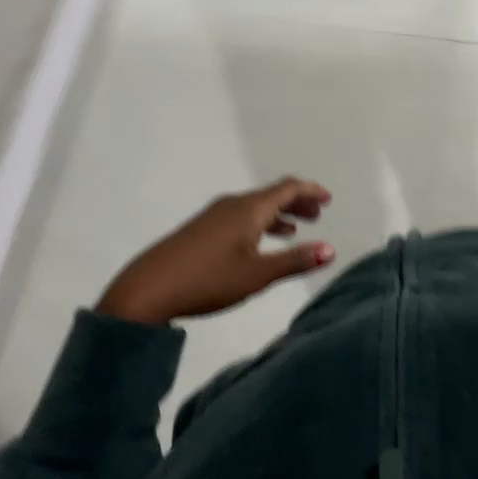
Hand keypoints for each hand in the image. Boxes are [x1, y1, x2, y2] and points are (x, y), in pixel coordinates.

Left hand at [95, 177, 336, 324]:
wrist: (146, 291)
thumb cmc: (207, 280)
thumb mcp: (256, 275)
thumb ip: (294, 261)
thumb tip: (331, 249)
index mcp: (249, 209)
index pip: (287, 187)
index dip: (310, 190)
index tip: (328, 199)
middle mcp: (233, 204)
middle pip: (272, 194)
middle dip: (297, 202)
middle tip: (318, 215)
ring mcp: (213, 216)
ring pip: (254, 207)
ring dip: (278, 214)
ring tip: (294, 231)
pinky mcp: (199, 230)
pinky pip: (240, 216)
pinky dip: (259, 223)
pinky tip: (257, 245)